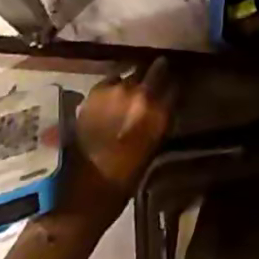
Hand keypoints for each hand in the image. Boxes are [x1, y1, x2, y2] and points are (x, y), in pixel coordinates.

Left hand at [63, 59, 174, 215]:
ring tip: (131, 88)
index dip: (173, 85)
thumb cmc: (123, 178)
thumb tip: (162, 104)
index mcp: (159, 114)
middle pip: (156, 69)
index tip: (171, 86)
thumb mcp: (152, 149)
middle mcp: (141, 95)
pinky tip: (112, 95)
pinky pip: (112, 78)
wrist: (84, 189)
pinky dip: (115, 84)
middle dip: (156, 72)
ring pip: (132, 72)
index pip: (174, 86)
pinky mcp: (96, 90)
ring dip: (134, 79)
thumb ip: (158, 121)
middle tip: (155, 77)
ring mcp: (117, 89)